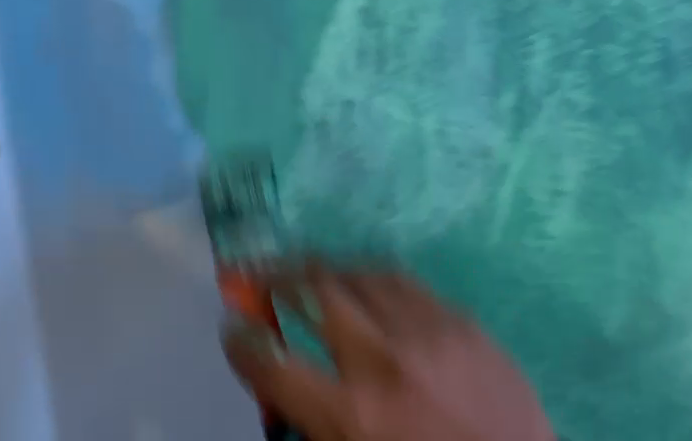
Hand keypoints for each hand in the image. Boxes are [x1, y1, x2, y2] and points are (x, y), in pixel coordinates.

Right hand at [222, 265, 555, 440]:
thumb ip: (319, 423)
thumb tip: (287, 391)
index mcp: (353, 414)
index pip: (275, 365)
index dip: (243, 343)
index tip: (231, 328)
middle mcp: (385, 360)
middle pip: (319, 292)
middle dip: (279, 276)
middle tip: (259, 272)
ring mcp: (428, 331)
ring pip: (362, 274)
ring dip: (327, 269)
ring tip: (309, 269)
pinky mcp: (460, 319)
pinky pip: (405, 281)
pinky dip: (374, 277)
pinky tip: (365, 280)